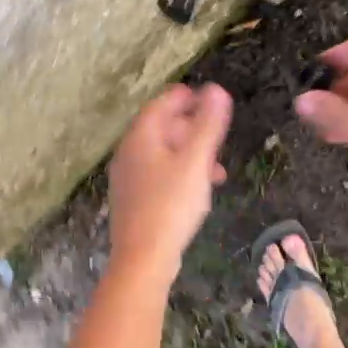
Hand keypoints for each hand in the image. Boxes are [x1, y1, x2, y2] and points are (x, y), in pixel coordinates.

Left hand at [108, 83, 231, 280]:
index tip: (212, 99)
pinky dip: (180, 174)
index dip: (188, 97)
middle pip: (162, 128)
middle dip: (193, 129)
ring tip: (217, 171)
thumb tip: (217, 89)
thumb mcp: (196, 162)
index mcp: (141, 137)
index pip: (163, 103)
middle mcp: (128, 152)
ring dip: (191, 155)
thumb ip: (208, 125)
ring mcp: (127, 178)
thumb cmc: (171, 206)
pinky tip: (198, 192)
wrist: (143, 258)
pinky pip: (158, 175)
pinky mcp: (133, 200)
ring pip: (162, 154)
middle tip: (219, 138)